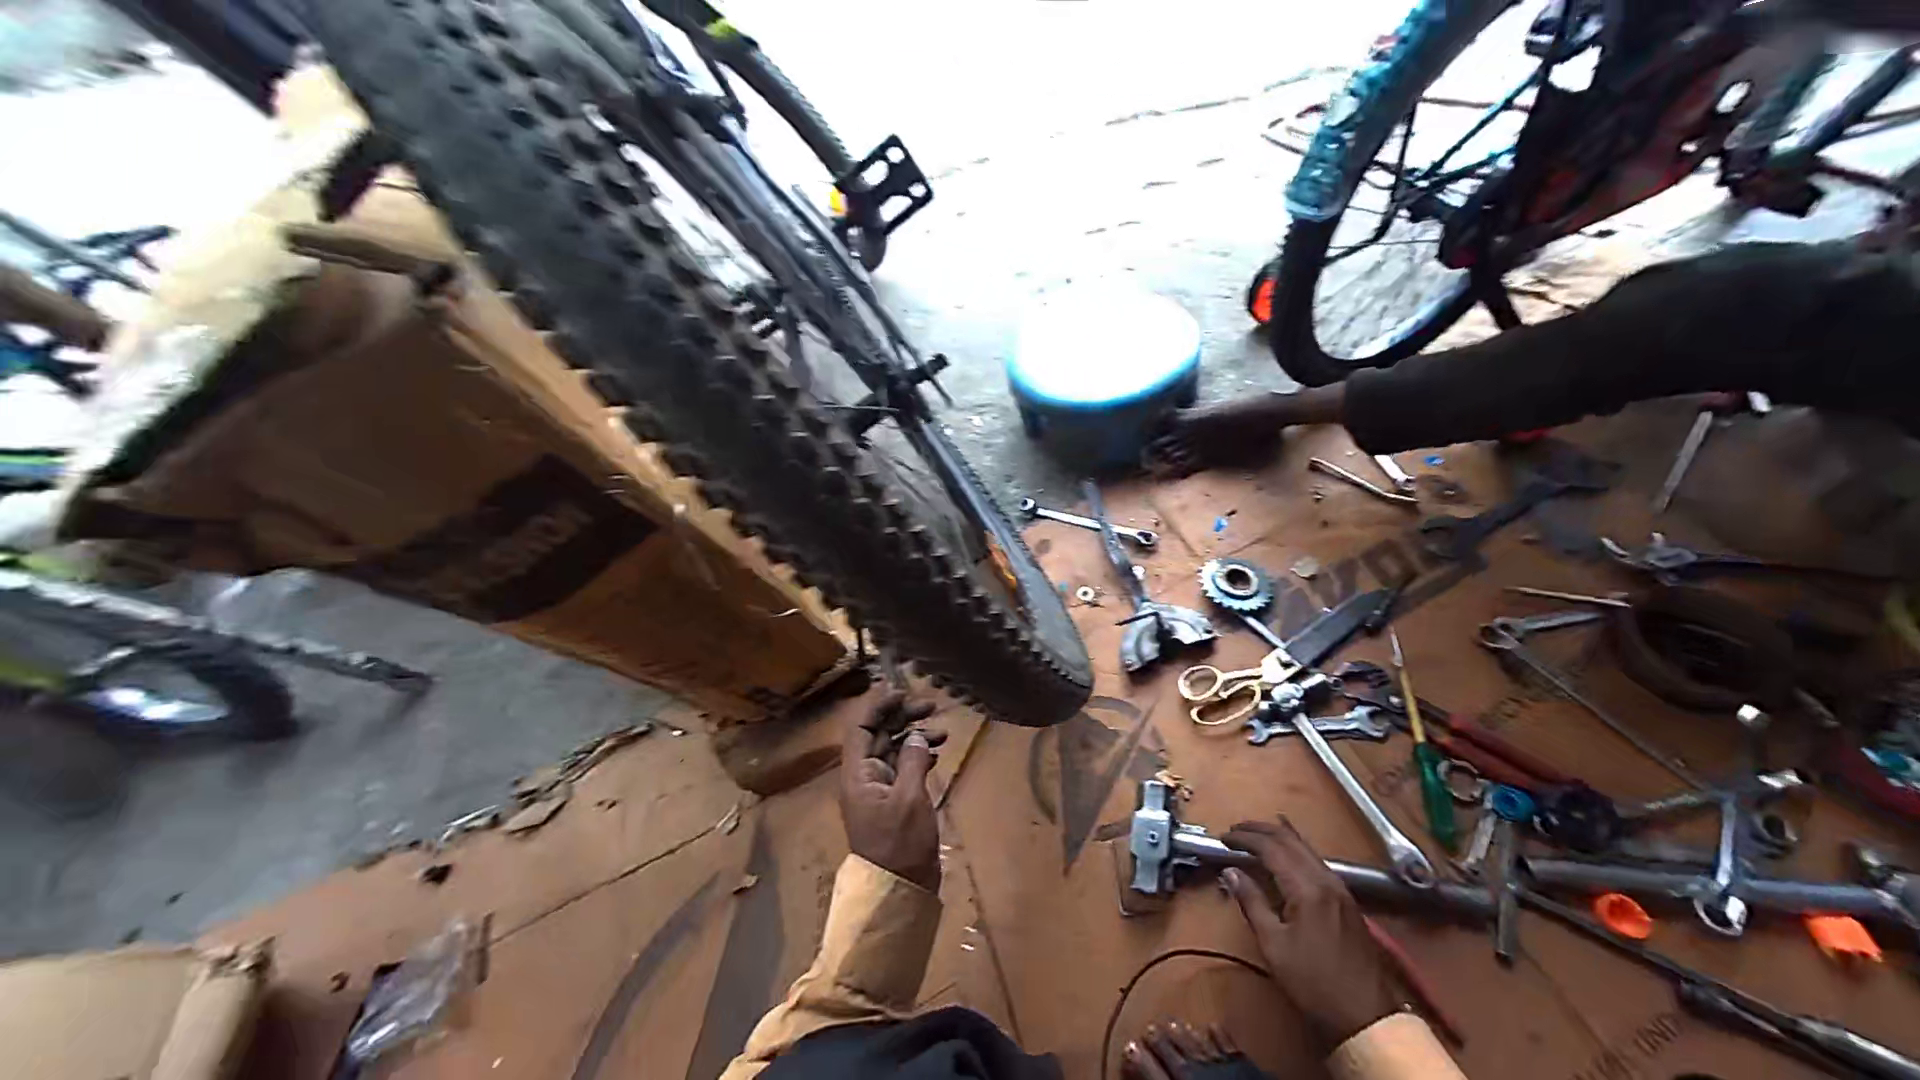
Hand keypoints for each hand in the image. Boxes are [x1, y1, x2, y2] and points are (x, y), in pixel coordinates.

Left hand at [839, 693, 940, 891]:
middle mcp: (864, 776)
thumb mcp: (909, 797)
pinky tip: (936, 752)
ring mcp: (879, 789)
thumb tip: (916, 734)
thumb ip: (912, 760)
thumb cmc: (900, 843)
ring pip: (893, 750)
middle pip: (879, 735)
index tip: (902, 692)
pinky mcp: (893, 801)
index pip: (861, 727)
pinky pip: (903, 767)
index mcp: (858, 773)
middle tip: (931, 706)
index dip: (879, 705)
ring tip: (942, 731)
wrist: (900, 889)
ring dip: (915, 736)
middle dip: (902, 717)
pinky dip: (918, 756)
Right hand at [1221, 819, 1400, 1050]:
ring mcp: (1341, 889)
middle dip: (1260, 829)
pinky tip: (1286, 853)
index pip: (1271, 848)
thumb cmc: (1313, 982)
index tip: (1223, 838)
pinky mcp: (1347, 900)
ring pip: (1306, 848)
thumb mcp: (1273, 945)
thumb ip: (1251, 902)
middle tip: (1234, 829)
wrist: (1366, 1016)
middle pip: (1291, 840)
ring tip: (1254, 835)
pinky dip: (1295, 849)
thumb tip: (1230, 871)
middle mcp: (1327, 880)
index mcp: (1308, 889)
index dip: (1244, 838)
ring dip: (1278, 837)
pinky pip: (1316, 861)